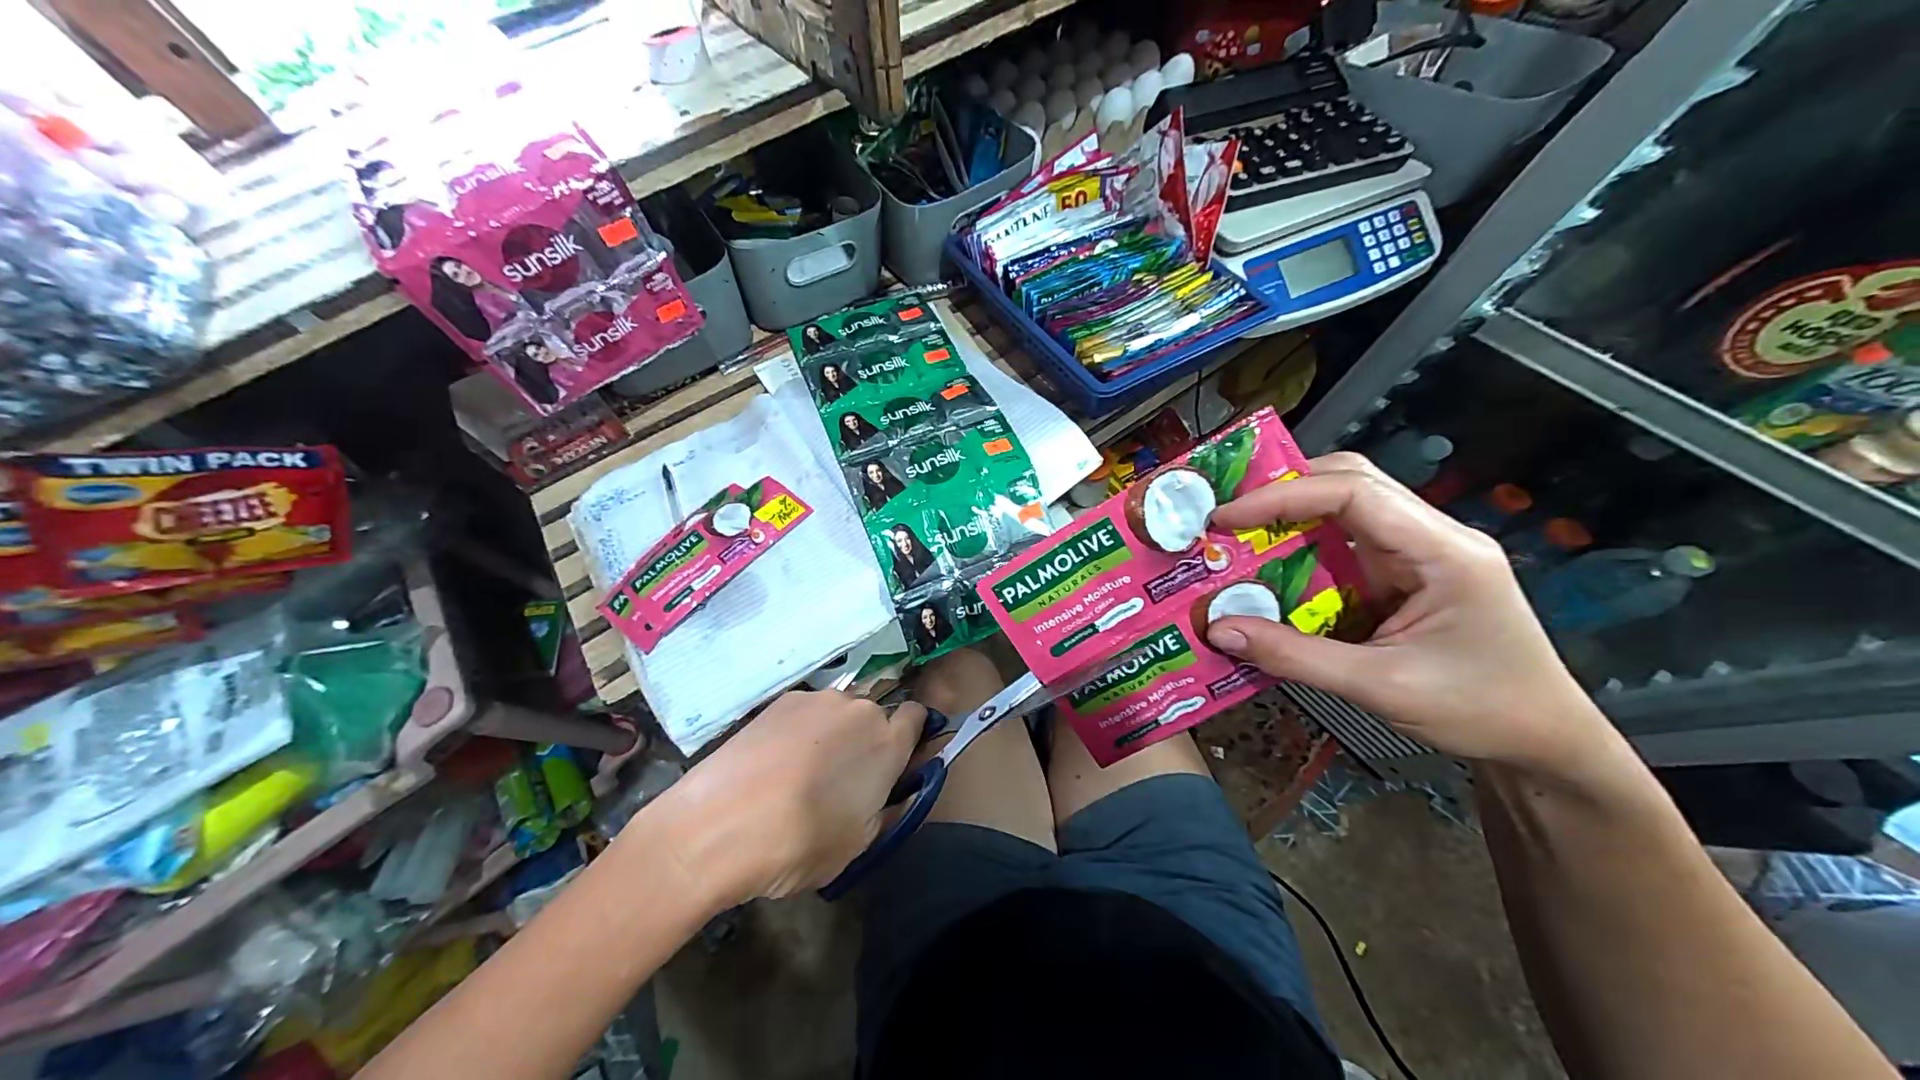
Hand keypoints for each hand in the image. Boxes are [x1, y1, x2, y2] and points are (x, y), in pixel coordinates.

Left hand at [642, 691, 924, 907]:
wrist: (717, 827)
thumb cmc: (799, 845)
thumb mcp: (858, 843)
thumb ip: (884, 807)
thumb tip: (889, 790)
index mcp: (888, 743)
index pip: (917, 716)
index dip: (909, 737)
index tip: (895, 762)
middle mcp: (858, 709)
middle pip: (874, 715)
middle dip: (866, 740)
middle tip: (842, 778)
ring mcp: (816, 700)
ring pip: (837, 713)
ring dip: (832, 734)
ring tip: (800, 772)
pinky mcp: (778, 701)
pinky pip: (804, 714)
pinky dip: (798, 732)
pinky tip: (773, 763)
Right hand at [1206, 452, 1617, 777]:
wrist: (1544, 740)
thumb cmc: (1480, 709)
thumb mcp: (1381, 687)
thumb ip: (1296, 656)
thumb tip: (1219, 630)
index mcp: (1443, 551)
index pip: (1354, 494)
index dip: (1283, 496)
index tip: (1226, 517)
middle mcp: (1432, 537)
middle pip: (1351, 482)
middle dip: (1283, 493)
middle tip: (1226, 518)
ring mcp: (1421, 552)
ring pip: (1347, 507)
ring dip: (1291, 517)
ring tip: (1238, 536)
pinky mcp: (1406, 573)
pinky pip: (1348, 543)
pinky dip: (1304, 548)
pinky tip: (1272, 567)